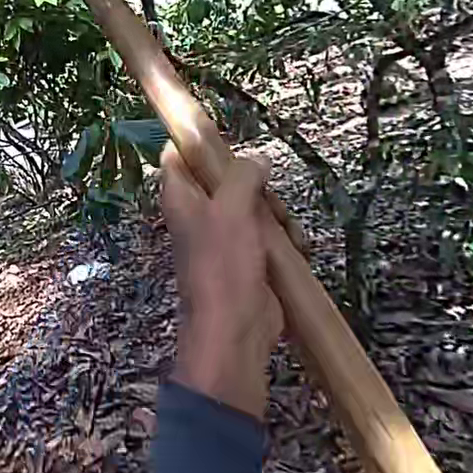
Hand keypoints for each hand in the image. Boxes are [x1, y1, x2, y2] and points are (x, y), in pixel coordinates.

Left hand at [160, 144, 283, 419]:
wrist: (236, 329)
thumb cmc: (223, 265)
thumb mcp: (233, 209)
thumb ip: (242, 176)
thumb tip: (256, 159)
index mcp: (180, 195)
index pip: (177, 154)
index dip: (199, 144)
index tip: (229, 145)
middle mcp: (198, 212)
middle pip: (227, 178)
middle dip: (255, 186)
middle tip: (266, 202)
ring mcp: (223, 234)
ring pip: (253, 204)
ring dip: (275, 215)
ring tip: (283, 233)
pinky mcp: (246, 255)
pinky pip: (267, 233)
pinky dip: (282, 239)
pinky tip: (295, 250)